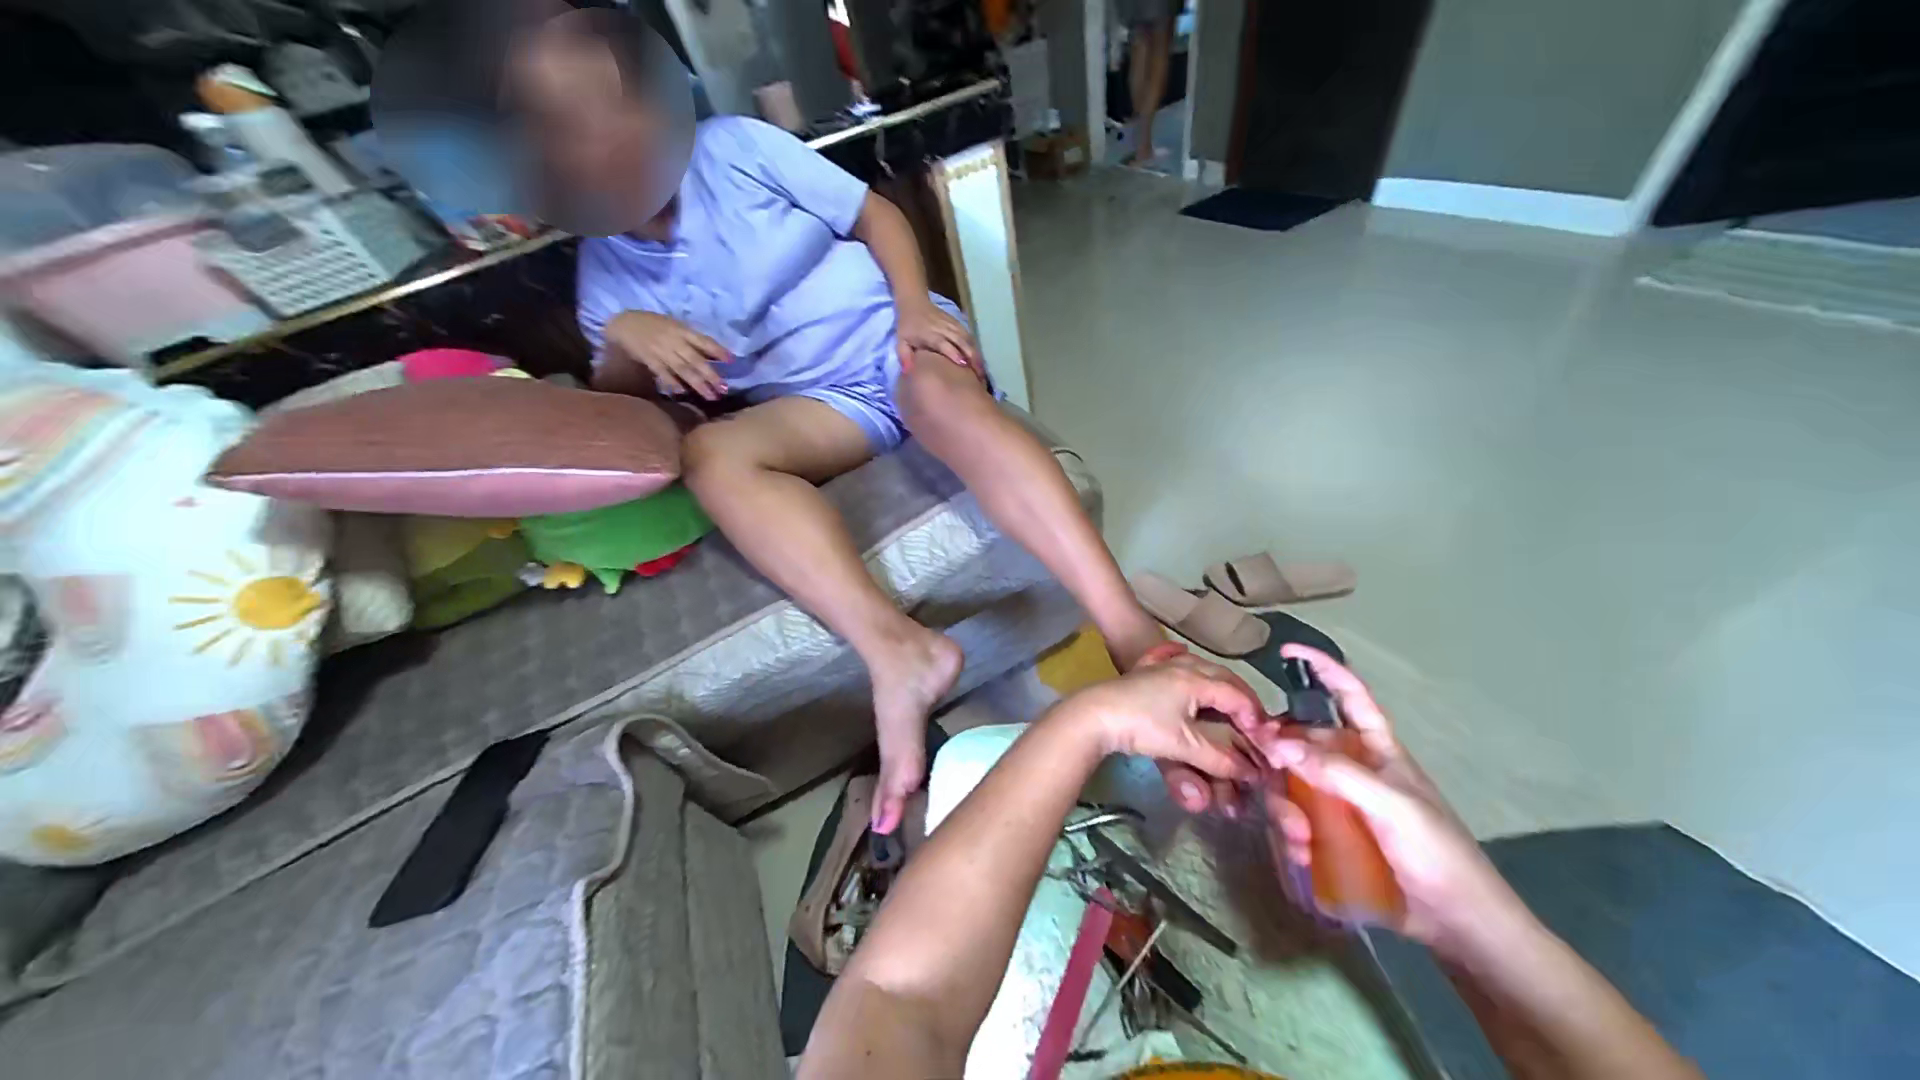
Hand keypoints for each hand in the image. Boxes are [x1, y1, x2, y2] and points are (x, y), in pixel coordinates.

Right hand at [604, 310, 729, 400]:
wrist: (624, 324)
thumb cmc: (656, 325)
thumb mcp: (676, 326)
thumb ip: (693, 340)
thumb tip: (714, 357)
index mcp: (682, 330)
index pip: (703, 340)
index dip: (717, 350)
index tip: (731, 360)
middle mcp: (673, 341)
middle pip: (695, 360)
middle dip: (710, 375)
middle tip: (723, 389)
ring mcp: (661, 351)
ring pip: (682, 369)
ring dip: (698, 384)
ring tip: (711, 396)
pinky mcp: (649, 359)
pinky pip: (662, 373)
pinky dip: (672, 383)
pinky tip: (683, 393)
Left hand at [895, 299, 979, 373]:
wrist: (914, 303)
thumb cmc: (907, 327)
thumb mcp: (900, 342)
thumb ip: (904, 356)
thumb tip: (907, 372)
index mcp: (929, 334)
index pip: (943, 343)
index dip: (953, 352)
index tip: (963, 364)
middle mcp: (942, 328)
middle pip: (960, 341)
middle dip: (971, 356)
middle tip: (979, 374)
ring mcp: (951, 324)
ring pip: (967, 338)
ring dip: (975, 353)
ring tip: (981, 369)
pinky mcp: (957, 322)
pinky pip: (968, 335)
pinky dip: (975, 346)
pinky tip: (979, 359)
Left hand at [1050, 652, 1263, 787]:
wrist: (1093, 714)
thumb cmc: (1141, 725)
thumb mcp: (1183, 744)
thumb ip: (1219, 758)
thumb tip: (1250, 772)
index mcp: (1196, 679)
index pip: (1238, 695)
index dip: (1255, 717)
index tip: (1264, 739)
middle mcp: (1182, 666)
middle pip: (1222, 676)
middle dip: (1241, 697)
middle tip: (1253, 720)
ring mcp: (1160, 665)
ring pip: (1198, 667)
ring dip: (1217, 681)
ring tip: (1227, 699)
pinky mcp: (1141, 671)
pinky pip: (1168, 658)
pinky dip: (1181, 660)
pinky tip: (1180, 657)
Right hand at [1259, 645, 1529, 960]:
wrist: (1458, 925)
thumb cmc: (1438, 853)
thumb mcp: (1391, 806)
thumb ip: (1336, 771)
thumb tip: (1276, 742)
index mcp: (1376, 749)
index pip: (1349, 696)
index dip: (1323, 669)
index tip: (1286, 651)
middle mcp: (1352, 769)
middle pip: (1300, 744)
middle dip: (1281, 763)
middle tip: (1268, 782)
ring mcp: (1338, 803)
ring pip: (1290, 785)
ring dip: (1285, 810)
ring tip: (1297, 840)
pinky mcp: (1329, 836)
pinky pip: (1293, 820)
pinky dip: (1289, 836)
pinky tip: (1299, 855)